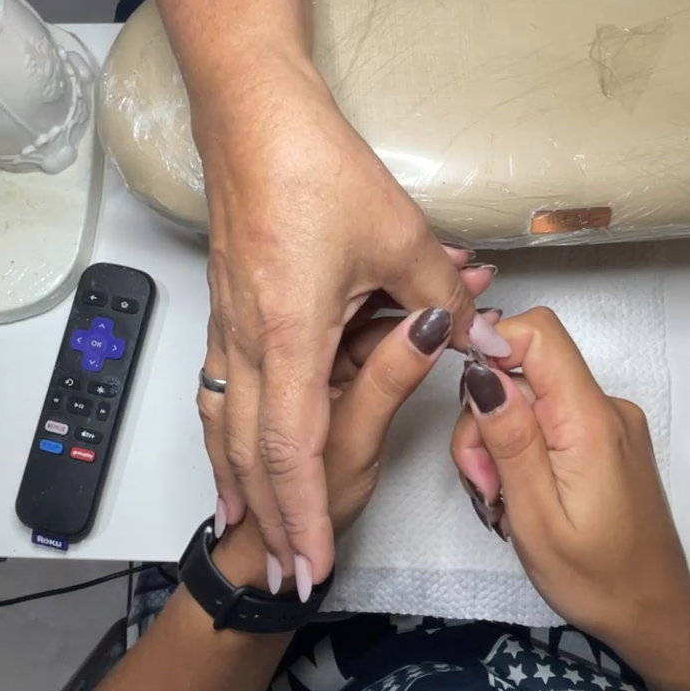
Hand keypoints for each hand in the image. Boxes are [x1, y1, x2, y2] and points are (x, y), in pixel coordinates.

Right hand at [197, 76, 507, 597]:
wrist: (250, 122)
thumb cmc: (313, 171)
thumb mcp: (398, 235)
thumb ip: (438, 294)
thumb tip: (472, 323)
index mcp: (288, 333)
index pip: (292, 445)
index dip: (302, 511)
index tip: (309, 563)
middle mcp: (246, 342)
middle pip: (250, 452)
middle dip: (269, 518)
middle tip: (285, 568)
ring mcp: (226, 327)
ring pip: (225, 426)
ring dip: (241, 483)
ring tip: (248, 528)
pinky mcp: (223, 311)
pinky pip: (217, 391)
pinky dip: (223, 436)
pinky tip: (227, 452)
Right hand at [449, 307, 689, 648]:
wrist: (654, 616)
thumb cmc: (597, 581)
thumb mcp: (536, 516)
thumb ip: (509, 439)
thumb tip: (480, 370)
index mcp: (590, 422)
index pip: (539, 334)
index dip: (490, 344)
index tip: (465, 399)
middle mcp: (604, 409)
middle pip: (521, 372)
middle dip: (484, 419)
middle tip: (484, 485)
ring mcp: (605, 423)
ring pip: (526, 399)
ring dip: (498, 444)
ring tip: (502, 501)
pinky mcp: (601, 439)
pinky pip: (545, 421)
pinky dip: (520, 451)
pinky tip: (519, 496)